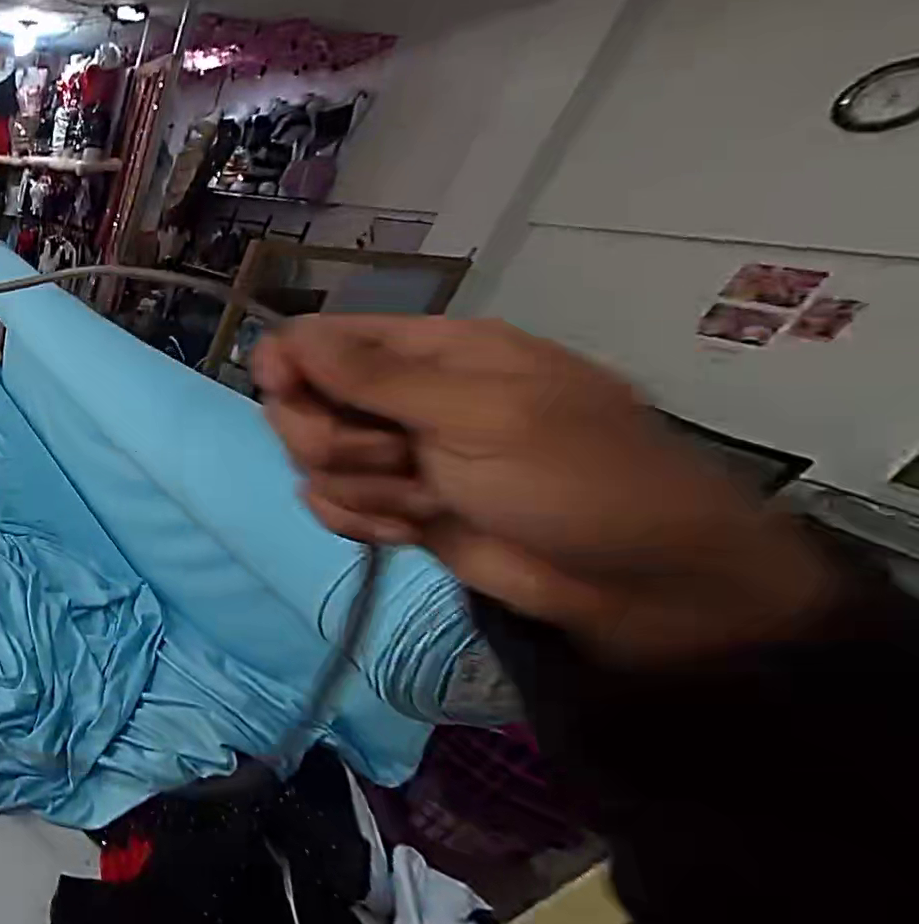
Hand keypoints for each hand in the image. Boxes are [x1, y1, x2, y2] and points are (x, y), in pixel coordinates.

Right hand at [252, 316, 833, 662]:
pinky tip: (411, 530)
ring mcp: (387, 453)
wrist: (640, 586)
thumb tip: (289, 338)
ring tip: (426, 502)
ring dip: (361, 489)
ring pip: (309, 460)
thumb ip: (377, 377)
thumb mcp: (482, 415)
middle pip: (300, 402)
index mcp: (426, 352)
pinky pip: (326, 504)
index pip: (318, 338)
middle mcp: (394, 397)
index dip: (288, 361)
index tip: (282, 390)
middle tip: (390, 460)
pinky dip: (360, 521)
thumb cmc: (579, 479)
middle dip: (330, 440)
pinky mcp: (384, 503)